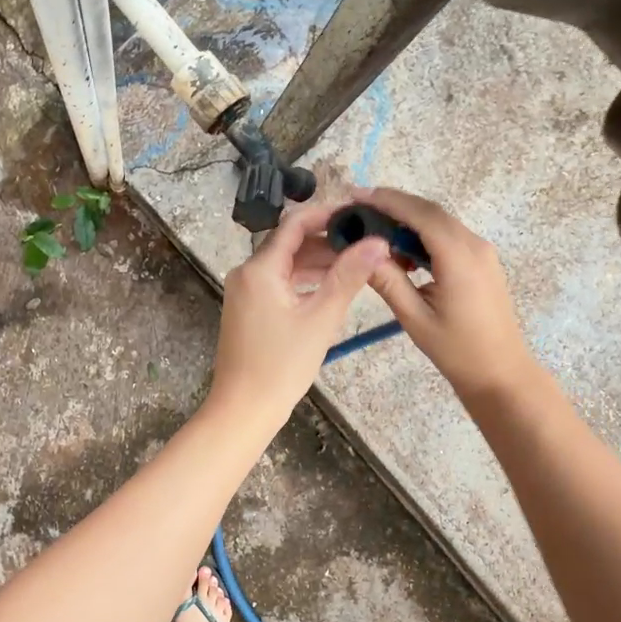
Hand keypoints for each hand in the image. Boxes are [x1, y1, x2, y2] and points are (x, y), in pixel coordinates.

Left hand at [207, 201, 390, 425]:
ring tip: (357, 266)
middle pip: (290, 244)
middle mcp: (246, 273)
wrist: (244, 407)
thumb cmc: (281, 364)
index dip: (326, 214)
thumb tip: (376, 242)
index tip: (358, 214)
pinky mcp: (248, 310)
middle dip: (327, 242)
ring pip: (285, 265)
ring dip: (318, 263)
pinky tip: (331, 289)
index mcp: (259, 269)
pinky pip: (279, 284)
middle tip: (366, 243)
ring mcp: (244, 292)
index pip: (294, 225)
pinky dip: (304, 282)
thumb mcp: (321, 318)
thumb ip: (348, 276)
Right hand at [357, 188, 537, 397]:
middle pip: (430, 212)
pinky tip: (402, 254)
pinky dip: (422, 236)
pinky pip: (448, 236)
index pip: (420, 214)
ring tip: (373, 234)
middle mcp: (474, 245)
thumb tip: (361, 252)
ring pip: (439, 222)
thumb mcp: (414, 317)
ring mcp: (482, 252)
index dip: (388, 200)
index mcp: (458, 257)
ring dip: (407, 222)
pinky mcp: (482, 261)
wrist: (501, 373)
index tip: (356, 195)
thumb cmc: (457, 350)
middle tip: (358, 209)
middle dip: (394, 206)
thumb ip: (387, 281)